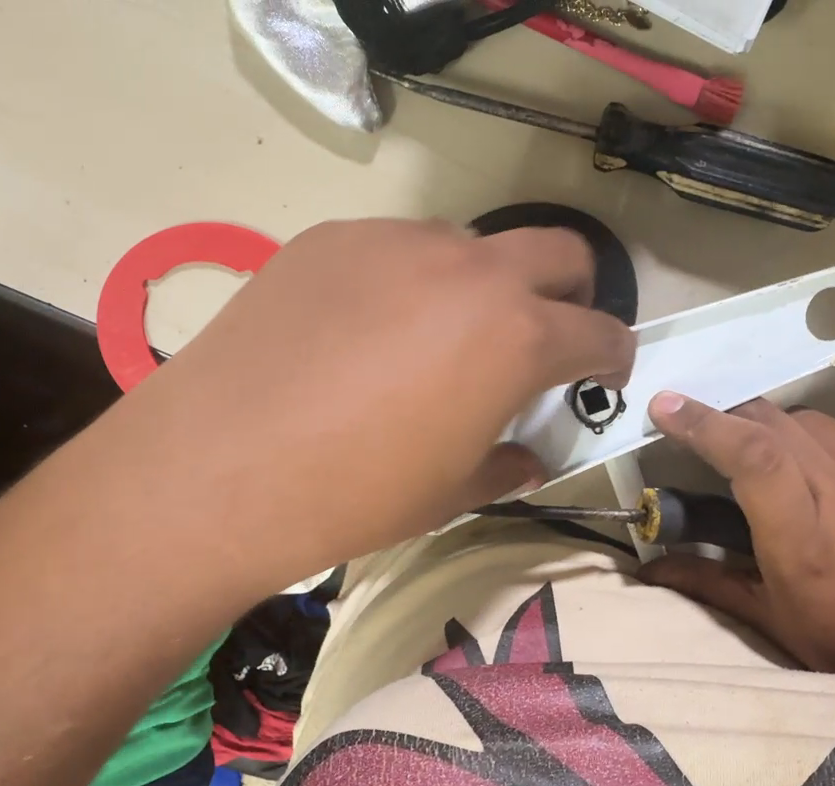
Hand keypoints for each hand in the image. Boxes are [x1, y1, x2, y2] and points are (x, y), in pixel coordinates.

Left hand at [95, 219, 634, 592]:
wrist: (221, 468)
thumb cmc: (356, 496)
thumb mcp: (450, 493)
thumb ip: (506, 465)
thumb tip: (528, 459)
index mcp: (516, 337)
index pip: (599, 330)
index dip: (613, 355)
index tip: (605, 373)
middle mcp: (470, 271)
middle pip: (558, 250)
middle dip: (572, 291)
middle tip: (547, 336)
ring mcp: (396, 244)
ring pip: (471, 245)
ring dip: (482, 285)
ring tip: (441, 340)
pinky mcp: (332, 239)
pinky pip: (397, 249)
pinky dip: (409, 282)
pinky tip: (367, 334)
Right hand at [638, 394, 834, 697]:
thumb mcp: (774, 621)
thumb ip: (710, 583)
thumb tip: (650, 570)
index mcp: (805, 537)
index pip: (753, 455)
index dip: (707, 424)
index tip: (665, 405)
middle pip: (777, 421)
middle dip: (731, 416)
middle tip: (702, 431)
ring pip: (813, 423)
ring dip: (774, 430)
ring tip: (760, 462)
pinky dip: (819, 450)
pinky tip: (820, 487)